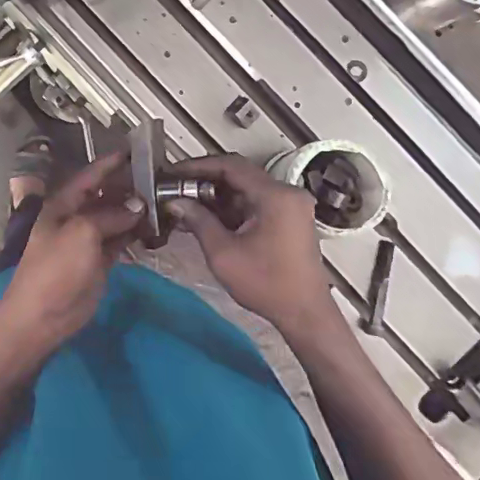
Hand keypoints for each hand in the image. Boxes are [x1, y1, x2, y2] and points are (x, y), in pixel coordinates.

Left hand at [0, 151, 143, 356]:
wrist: (43, 316)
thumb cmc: (56, 268)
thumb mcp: (82, 232)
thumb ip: (110, 215)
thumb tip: (137, 206)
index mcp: (63, 205)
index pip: (89, 176)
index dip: (109, 163)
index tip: (133, 151)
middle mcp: (75, 217)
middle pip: (105, 196)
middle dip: (127, 187)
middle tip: (158, 179)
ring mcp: (87, 240)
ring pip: (115, 218)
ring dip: (134, 211)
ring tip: (162, 200)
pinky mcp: (98, 261)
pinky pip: (119, 240)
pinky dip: (134, 233)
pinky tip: (155, 227)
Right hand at [165, 155, 334, 335]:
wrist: (305, 314)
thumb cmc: (266, 284)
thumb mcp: (223, 253)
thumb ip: (198, 221)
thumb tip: (176, 202)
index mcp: (275, 195)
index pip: (232, 166)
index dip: (199, 166)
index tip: (174, 172)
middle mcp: (288, 193)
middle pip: (241, 175)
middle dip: (206, 181)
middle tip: (177, 188)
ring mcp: (292, 205)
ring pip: (248, 189)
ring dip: (219, 196)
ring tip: (188, 204)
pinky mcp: (291, 218)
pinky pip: (257, 202)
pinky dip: (234, 208)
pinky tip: (210, 218)